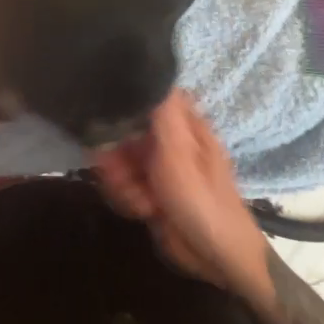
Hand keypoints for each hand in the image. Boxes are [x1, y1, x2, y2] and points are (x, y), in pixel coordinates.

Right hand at [94, 90, 274, 304]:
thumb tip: (149, 66)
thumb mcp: (179, 153)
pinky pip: (122, 183)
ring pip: (118, 158)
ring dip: (120, 181)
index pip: (143, 97)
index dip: (121, 107)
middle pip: (122, 129)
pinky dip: (127, 197)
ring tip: (140, 200)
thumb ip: (160, 111)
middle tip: (120, 175)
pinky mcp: (149, 190)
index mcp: (181, 122)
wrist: (217, 257)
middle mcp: (168, 138)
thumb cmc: (202, 200)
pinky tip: (142, 210)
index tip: (106, 123)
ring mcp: (158, 165)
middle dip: (115, 155)